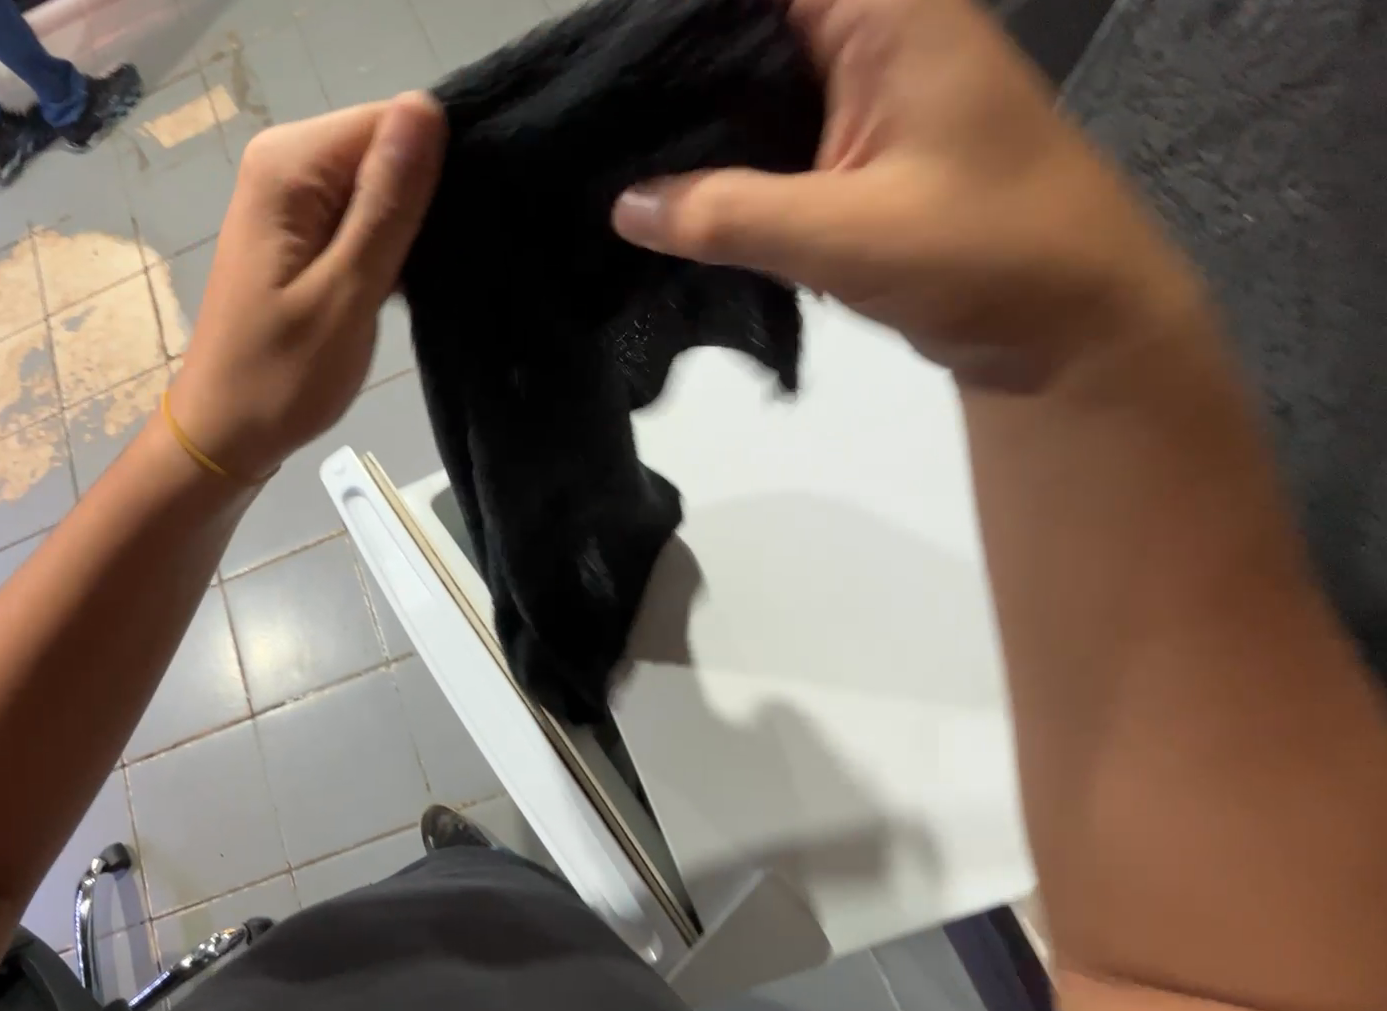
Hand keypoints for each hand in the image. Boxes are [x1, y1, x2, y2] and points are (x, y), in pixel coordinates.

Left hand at [167, 94, 446, 479]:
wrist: (226, 434)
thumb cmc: (281, 377)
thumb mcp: (345, 293)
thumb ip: (387, 204)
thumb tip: (426, 106)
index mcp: (289, 165)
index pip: (392, 121)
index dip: (435, 167)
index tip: (460, 229)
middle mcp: (283, 163)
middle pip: (384, 149)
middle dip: (422, 200)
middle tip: (440, 265)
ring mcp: (289, 200)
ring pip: (378, 186)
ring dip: (409, 229)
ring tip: (423, 279)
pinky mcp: (298, 233)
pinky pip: (360, 216)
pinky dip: (387, 247)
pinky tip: (402, 285)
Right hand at [611, 0, 1206, 387]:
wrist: (1068, 328)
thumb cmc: (987, 255)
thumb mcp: (846, 233)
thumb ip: (727, 215)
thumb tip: (623, 206)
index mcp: (887, 16)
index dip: (676, 24)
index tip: (605, 73)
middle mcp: (873, 41)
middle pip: (747, 37)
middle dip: (672, 82)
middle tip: (593, 129)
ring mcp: (864, 102)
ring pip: (753, 96)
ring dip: (694, 132)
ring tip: (615, 162)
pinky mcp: (854, 158)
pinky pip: (769, 147)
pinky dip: (723, 172)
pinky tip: (671, 201)